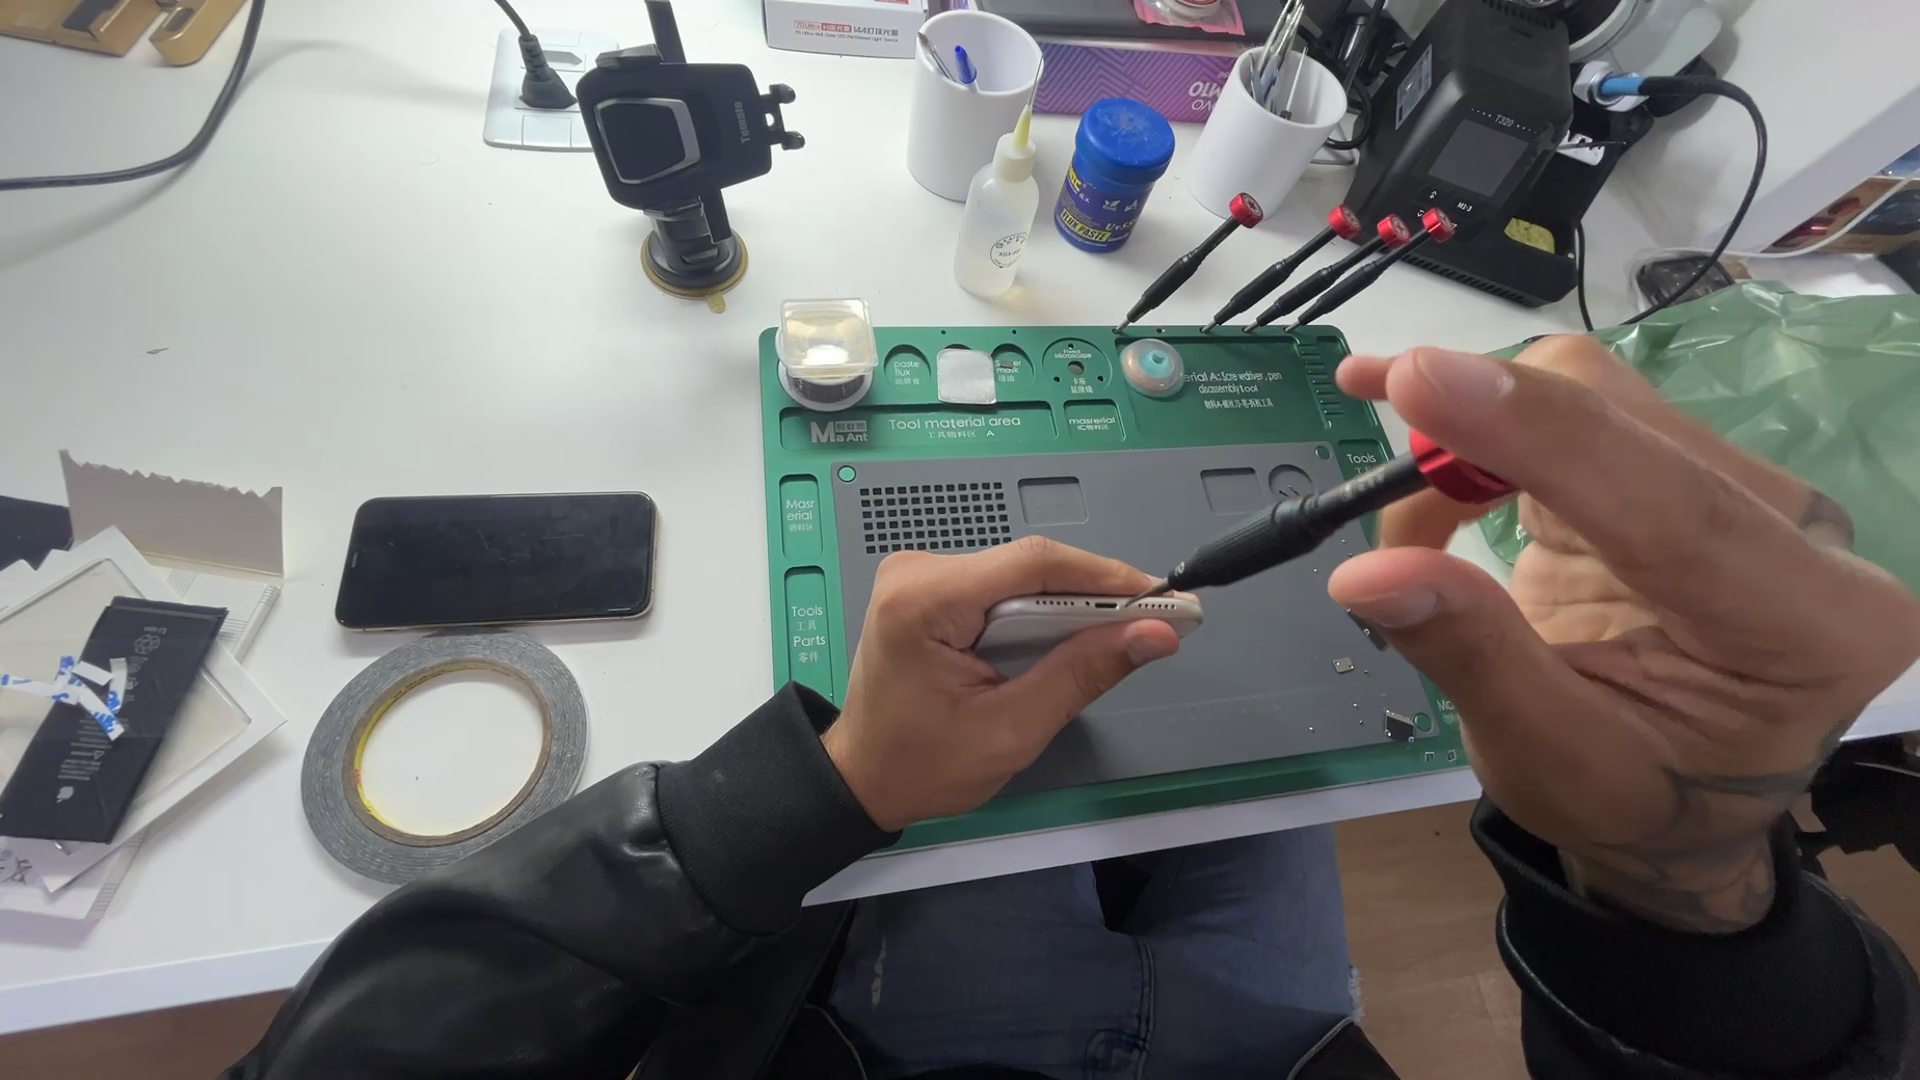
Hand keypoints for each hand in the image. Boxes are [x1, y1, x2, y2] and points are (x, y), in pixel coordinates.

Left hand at [825, 537, 1181, 831]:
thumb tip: (1154, 634)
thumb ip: (1082, 674)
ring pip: (1017, 573)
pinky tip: (1068, 636)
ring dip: (1067, 604)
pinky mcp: (927, 586)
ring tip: (1119, 632)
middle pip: (1026, 565)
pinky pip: (999, 585)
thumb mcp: (1011, 730)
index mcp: (923, 600)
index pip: (1031, 563)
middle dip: (1092, 594)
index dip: (1104, 575)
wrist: (862, 775)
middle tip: (1152, 622)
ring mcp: (918, 574)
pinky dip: (1038, 610)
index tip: (1162, 597)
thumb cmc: (924, 766)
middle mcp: (916, 571)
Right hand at [1329, 337, 1919, 932]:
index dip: (1536, 435)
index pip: (1667, 501)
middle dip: (1473, 445)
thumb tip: (1362, 573)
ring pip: (1580, 395)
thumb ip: (1467, 653)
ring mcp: (1724, 493)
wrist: (1669, 800)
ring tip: (1405, 534)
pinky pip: (1556, 419)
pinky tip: (1413, 459)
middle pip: (1619, 417)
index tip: (1414, 380)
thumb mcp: (1543, 753)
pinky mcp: (1659, 479)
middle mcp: (1787, 532)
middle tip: (1385, 517)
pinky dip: (1467, 437)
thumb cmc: (1626, 798)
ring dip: (1461, 447)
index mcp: (1802, 622)